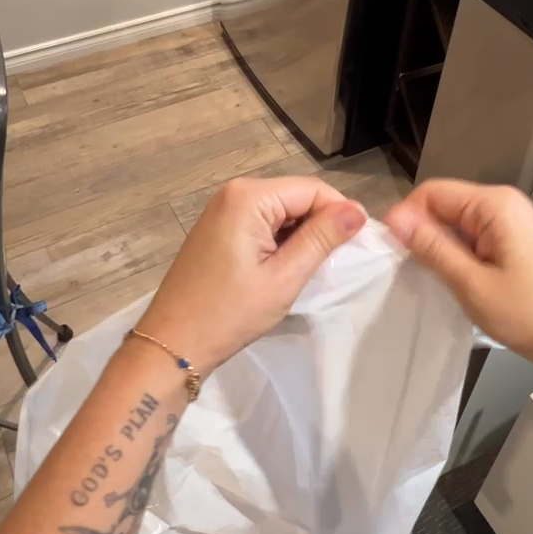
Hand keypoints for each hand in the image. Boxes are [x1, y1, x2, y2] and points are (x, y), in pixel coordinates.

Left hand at [136, 177, 366, 374]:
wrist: (172, 344)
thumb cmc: (229, 313)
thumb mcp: (284, 278)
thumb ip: (321, 239)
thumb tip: (358, 211)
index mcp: (249, 196)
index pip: (312, 189)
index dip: (340, 213)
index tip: (360, 246)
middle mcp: (235, 192)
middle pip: (297, 196)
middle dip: (321, 224)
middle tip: (336, 263)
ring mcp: (224, 209)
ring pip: (282, 211)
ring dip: (302, 235)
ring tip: (312, 269)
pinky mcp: (220, 227)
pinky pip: (263, 222)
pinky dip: (281, 240)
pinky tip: (286, 268)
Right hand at [384, 179, 532, 376]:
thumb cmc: (532, 316)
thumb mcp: (472, 284)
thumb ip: (432, 248)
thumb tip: (394, 219)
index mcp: (495, 204)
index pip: (432, 192)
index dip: (407, 217)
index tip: (392, 251)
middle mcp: (504, 204)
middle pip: (445, 205)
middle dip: (424, 233)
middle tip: (411, 271)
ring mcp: (512, 223)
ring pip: (457, 224)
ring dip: (441, 248)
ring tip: (435, 280)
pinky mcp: (516, 242)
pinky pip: (474, 238)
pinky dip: (459, 256)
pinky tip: (457, 282)